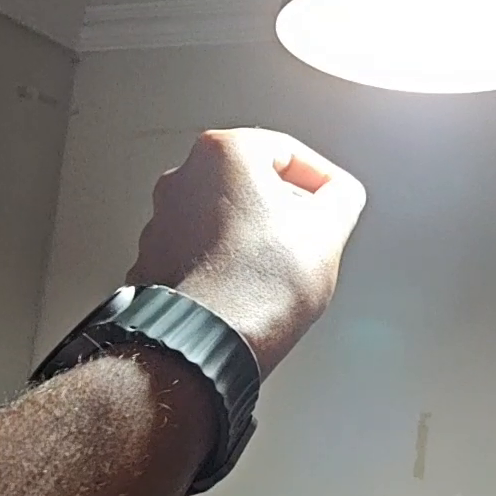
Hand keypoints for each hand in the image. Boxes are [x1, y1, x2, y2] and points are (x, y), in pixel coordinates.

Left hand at [128, 128, 365, 374]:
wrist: (204, 343)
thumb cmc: (259, 285)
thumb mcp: (329, 229)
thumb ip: (342, 196)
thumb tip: (340, 194)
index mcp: (224, 154)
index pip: (289, 152)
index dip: (323, 180)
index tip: (335, 202)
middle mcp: (182, 178)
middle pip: (252, 182)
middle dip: (287, 208)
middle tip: (313, 236)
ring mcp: (161, 221)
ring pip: (225, 216)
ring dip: (255, 235)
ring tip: (281, 269)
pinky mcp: (153, 260)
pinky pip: (202, 250)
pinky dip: (226, 260)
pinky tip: (250, 286)